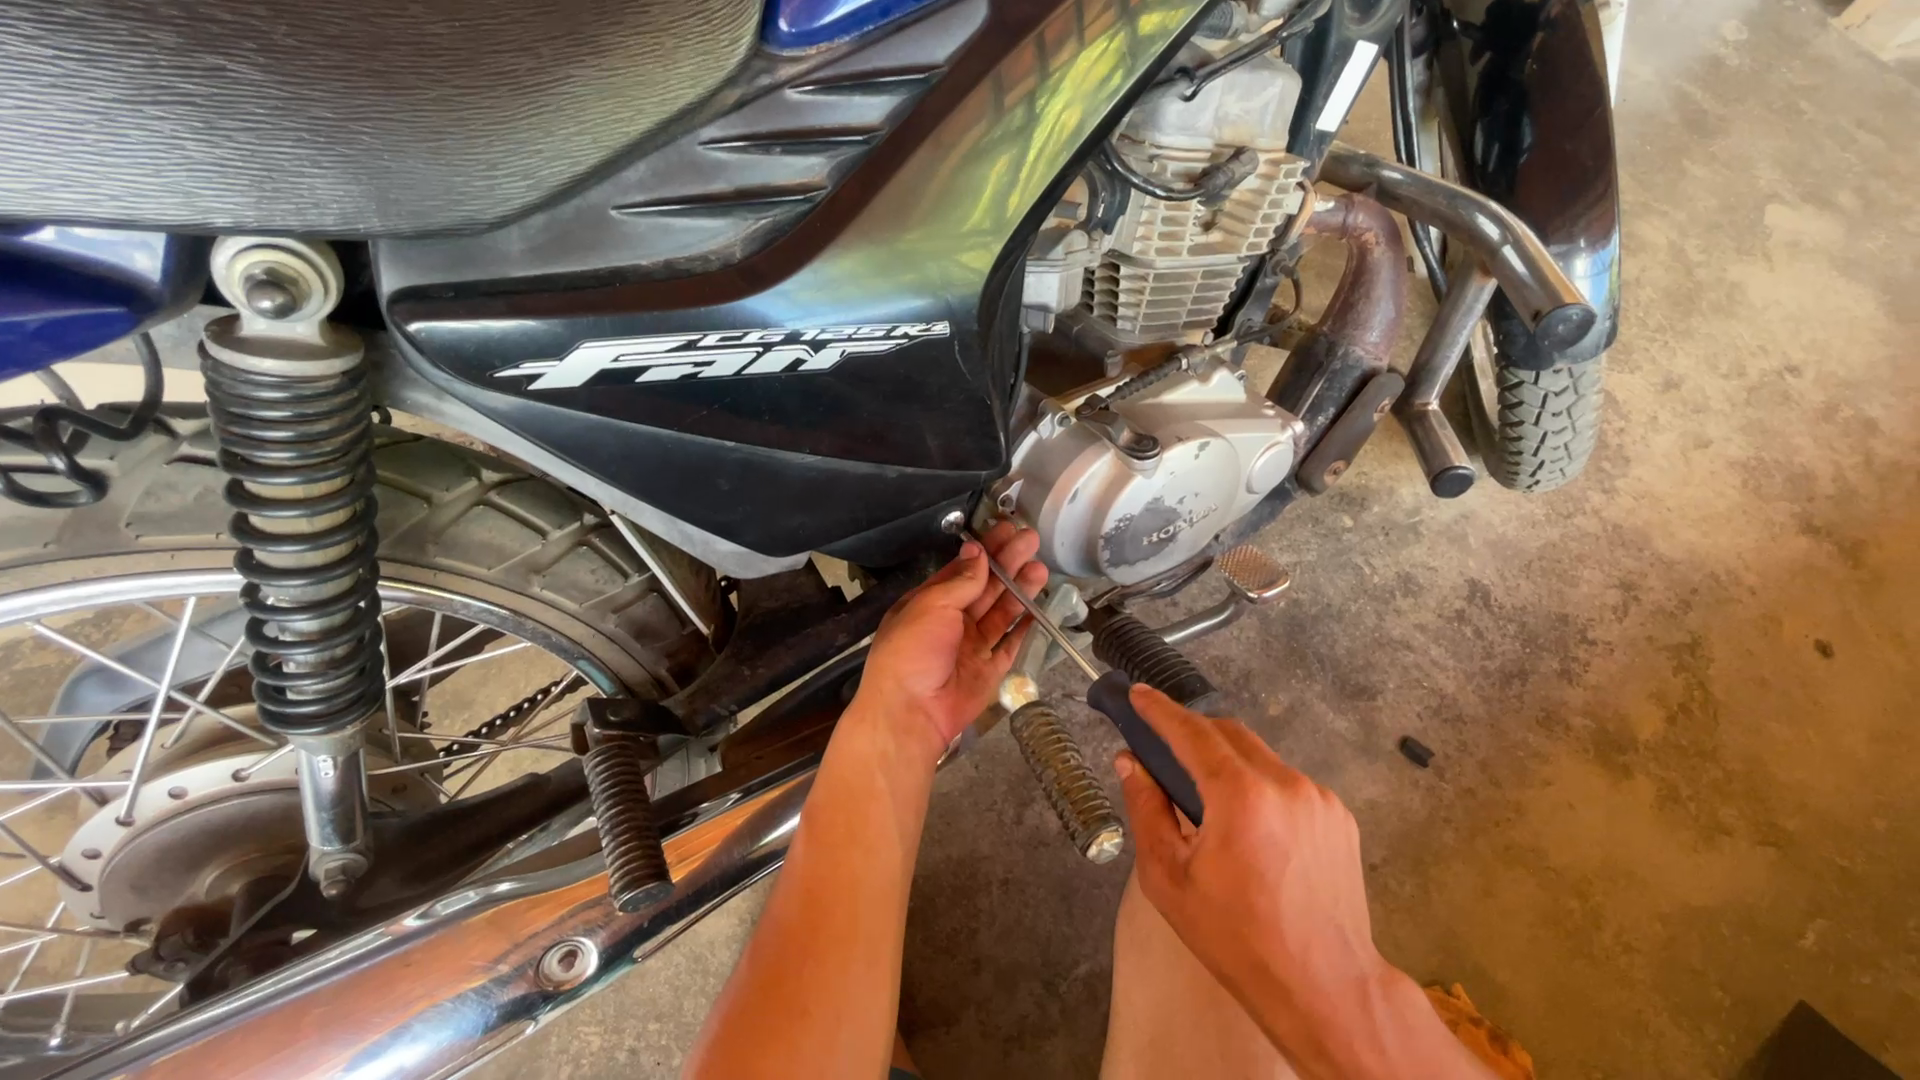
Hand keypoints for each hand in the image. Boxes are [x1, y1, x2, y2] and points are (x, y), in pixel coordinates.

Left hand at [853, 522, 1045, 764]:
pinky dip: (1025, 626)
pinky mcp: (989, 670)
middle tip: (1031, 541)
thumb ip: (960, 581)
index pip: (962, 570)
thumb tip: (978, 553)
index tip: (1007, 530)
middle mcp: (951, 622)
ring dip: (1020, 589)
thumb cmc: (911, 652)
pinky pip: (1011, 644)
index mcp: (929, 603)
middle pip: (985, 587)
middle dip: (1008, 564)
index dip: (985, 550)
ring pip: (1001, 612)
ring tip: (1041, 568)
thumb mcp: (930, 606)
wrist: (911, 712)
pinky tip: (1039, 606)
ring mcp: (972, 647)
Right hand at [1113, 686, 1401, 1076]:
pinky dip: (1258, 787)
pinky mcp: (1339, 817)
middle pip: (1228, 734)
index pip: (1192, 733)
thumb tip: (1130, 764)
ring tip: (1205, 799)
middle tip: (1161, 746)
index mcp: (1240, 797)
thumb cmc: (1235, 938)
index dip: (1160, 710)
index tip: (1137, 694)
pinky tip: (1248, 826)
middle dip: (1192, 732)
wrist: (1326, 987)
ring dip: (1226, 762)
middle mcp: (1285, 784)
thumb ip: (1146, 810)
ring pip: (1260, 758)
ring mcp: (1319, 799)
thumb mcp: (1168, 879)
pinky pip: (1287, 784)